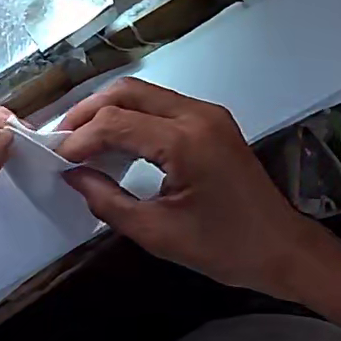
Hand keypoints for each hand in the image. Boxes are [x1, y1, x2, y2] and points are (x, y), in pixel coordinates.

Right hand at [58, 78, 322, 298]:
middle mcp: (197, 115)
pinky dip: (130, 116)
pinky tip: (115, 141)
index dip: (79, 139)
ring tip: (82, 140)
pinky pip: (160, 104)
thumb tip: (73, 176)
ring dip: (108, 110)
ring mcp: (207, 113)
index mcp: (185, 142)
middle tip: (62, 139)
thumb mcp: (157, 233)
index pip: (115, 122)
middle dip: (87, 112)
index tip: (58, 160)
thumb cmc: (224, 248)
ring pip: (142, 92)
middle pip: (126, 91)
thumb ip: (107, 200)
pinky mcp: (211, 120)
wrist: (283, 249)